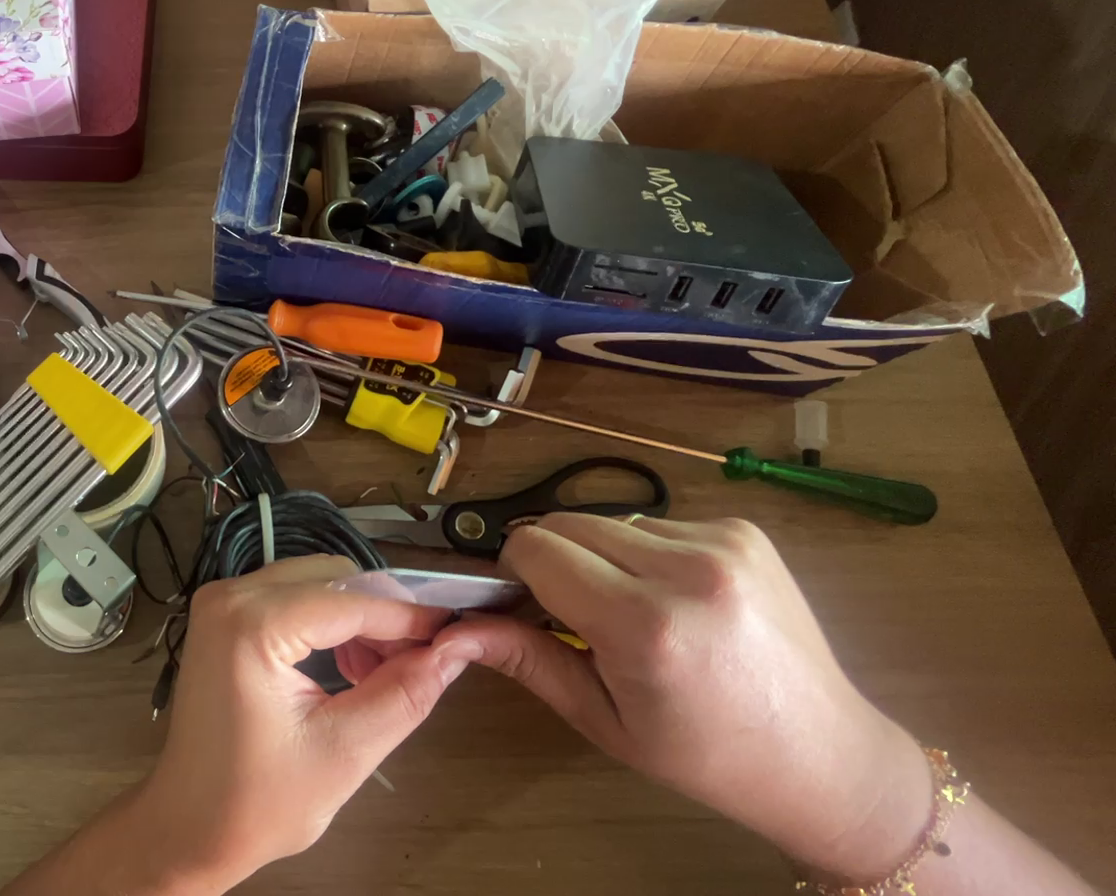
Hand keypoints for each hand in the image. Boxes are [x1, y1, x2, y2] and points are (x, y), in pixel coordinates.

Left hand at [138, 554, 468, 887]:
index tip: (456, 630)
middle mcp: (230, 594)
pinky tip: (347, 666)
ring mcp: (222, 599)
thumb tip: (453, 651)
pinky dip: (328, 620)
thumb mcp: (344, 752)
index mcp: (251, 624)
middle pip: (332, 576)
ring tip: (377, 673)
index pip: (350, 601)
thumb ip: (403, 694)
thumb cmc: (258, 800)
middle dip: (382, 614)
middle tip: (416, 661)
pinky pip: (292, 594)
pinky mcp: (224, 612)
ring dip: (357, 616)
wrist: (189, 821)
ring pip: (315, 580)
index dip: (409, 615)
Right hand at [434, 514, 931, 880]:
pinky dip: (641, 551)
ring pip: (606, 520)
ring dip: (597, 554)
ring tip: (630, 606)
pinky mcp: (744, 532)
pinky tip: (672, 595)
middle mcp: (686, 569)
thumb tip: (451, 630)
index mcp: (646, 624)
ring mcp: (723, 543)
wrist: (828, 759)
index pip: (534, 548)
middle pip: (564, 524)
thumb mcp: (600, 718)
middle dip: (552, 559)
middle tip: (574, 610)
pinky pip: (653, 522)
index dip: (514, 571)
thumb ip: (523, 658)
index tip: (528, 606)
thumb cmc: (702, 754)